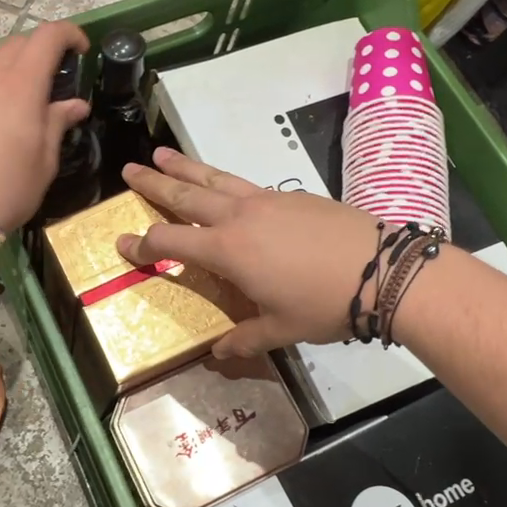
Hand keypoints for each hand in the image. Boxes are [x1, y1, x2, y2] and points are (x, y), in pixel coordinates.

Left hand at [0, 21, 90, 228]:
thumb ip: (58, 123)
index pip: (48, 36)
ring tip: (27, 99)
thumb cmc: (7, 188)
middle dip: (42, 49)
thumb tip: (75, 105)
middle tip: (56, 76)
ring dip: (16, 68)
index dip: (70, 34)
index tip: (82, 51)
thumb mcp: (44, 161)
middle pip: (19, 42)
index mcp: (21, 84)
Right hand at [117, 148, 382, 357]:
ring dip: (186, 166)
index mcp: (227, 250)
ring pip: (215, 178)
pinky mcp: (292, 195)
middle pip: (185, 194)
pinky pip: (245, 183)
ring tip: (162, 152)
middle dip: (154, 182)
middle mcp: (239, 217)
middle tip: (129, 169)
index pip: (170, 241)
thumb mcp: (281, 329)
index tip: (123, 243)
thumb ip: (246, 339)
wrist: (383, 271)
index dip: (142, 244)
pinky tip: (224, 185)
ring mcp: (266, 200)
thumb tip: (221, 354)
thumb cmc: (324, 305)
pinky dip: (223, 179)